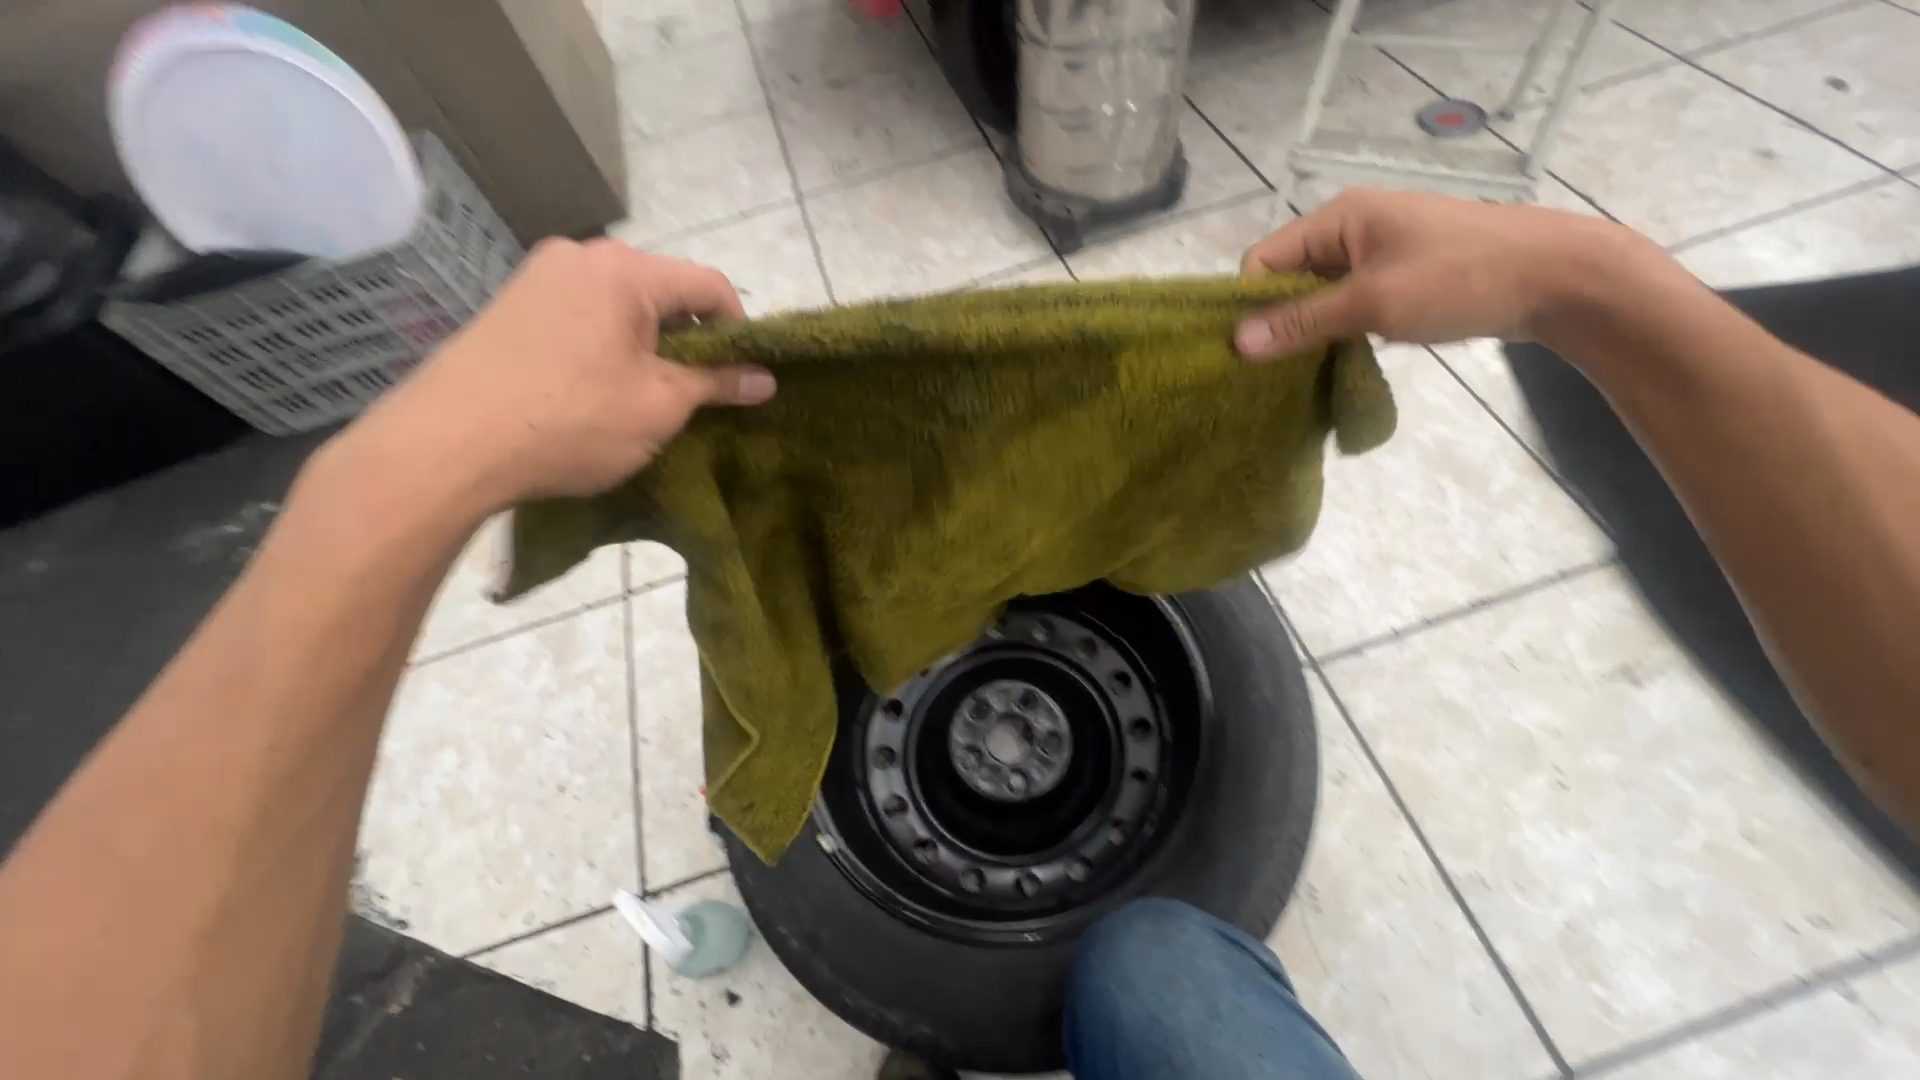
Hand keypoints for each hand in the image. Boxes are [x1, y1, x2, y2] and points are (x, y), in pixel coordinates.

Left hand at [348, 238, 773, 511]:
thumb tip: (765, 378)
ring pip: (623, 306)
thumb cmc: (571, 420)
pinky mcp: (512, 306)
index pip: (709, 285)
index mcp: (624, 269)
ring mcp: (539, 278)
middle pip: (665, 292)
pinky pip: (585, 317)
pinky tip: (600, 391)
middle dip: (692, 341)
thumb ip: (718, 383)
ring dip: (650, 346)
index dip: (740, 330)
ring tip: (648, 397)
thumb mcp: (660, 405)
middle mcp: (580, 256)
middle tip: (697, 394)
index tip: (744, 377)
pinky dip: (610, 347)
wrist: (447, 446)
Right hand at [1235, 189, 1664, 359]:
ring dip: (1308, 331)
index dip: (1251, 303)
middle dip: (1277, 321)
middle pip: (1286, 277)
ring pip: (1316, 295)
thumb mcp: (1374, 302)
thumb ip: (1301, 322)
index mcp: (1339, 217)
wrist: (1561, 278)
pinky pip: (1346, 303)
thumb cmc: (1462, 279)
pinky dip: (1337, 330)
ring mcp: (1376, 251)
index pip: (1263, 259)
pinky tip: (1341, 358)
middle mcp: (1350, 228)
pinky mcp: (1397, 275)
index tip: (1254, 351)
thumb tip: (1235, 343)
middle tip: (1277, 370)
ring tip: (1307, 370)